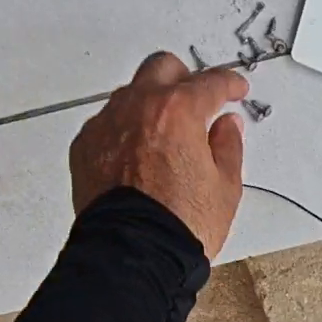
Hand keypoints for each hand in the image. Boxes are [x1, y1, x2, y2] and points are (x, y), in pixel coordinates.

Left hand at [70, 52, 250, 258]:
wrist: (137, 253)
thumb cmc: (181, 225)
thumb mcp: (225, 189)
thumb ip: (228, 147)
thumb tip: (228, 126)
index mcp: (178, 111)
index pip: (209, 84)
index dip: (229, 84)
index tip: (236, 89)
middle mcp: (137, 107)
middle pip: (162, 69)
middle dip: (184, 79)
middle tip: (198, 103)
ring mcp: (106, 124)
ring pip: (131, 95)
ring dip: (152, 105)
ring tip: (167, 136)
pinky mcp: (86, 147)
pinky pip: (108, 125)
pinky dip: (127, 132)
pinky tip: (140, 158)